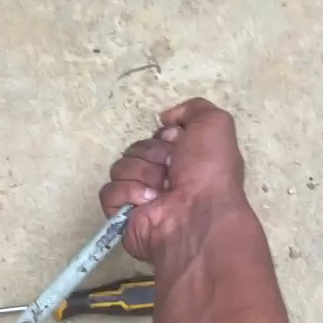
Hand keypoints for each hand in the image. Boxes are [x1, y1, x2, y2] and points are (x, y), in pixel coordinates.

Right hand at [99, 97, 252, 264]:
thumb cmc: (208, 171)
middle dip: (150, 155)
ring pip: (119, 168)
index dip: (164, 138)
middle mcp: (161, 177)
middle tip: (169, 169)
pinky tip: (146, 202)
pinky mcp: (121, 214)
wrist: (196, 214)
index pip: (154, 137)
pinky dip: (126, 194)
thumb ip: (193, 109)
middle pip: (134, 150)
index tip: (177, 144)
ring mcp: (139, 196)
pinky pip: (108, 192)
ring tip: (158, 190)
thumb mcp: (214, 124)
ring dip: (140, 174)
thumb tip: (165, 119)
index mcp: (181, 159)